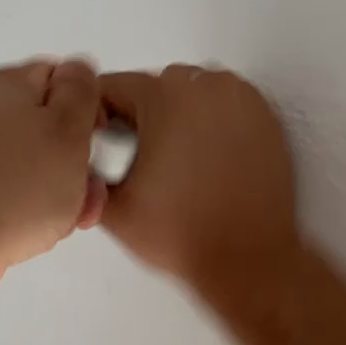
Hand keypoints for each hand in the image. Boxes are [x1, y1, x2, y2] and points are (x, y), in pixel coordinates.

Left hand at [0, 59, 106, 270]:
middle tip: (87, 193)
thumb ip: (82, 90)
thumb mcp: (68, 128)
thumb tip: (78, 74)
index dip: (90, 112)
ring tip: (65, 218)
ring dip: (62, 192)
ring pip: (39, 167)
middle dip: (78, 163)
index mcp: (10, 84)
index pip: (66, 80)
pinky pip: (17, 194)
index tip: (99, 145)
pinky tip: (40, 231)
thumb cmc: (19, 188)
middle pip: (53, 129)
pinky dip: (34, 210)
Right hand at [97, 65, 300, 288]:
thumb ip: (87, 175)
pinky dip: (211, 125)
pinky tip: (203, 163)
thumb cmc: (181, 236)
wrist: (245, 259)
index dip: (97, 116)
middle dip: (142, 115)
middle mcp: (207, 86)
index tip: (99, 145)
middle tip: (138, 160)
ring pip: (194, 92)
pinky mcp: (266, 118)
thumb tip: (79, 163)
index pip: (113, 86)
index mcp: (164, 98)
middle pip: (156, 86)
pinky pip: (227, 108)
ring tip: (173, 162)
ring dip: (178, 116)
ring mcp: (242, 99)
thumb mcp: (115, 211)